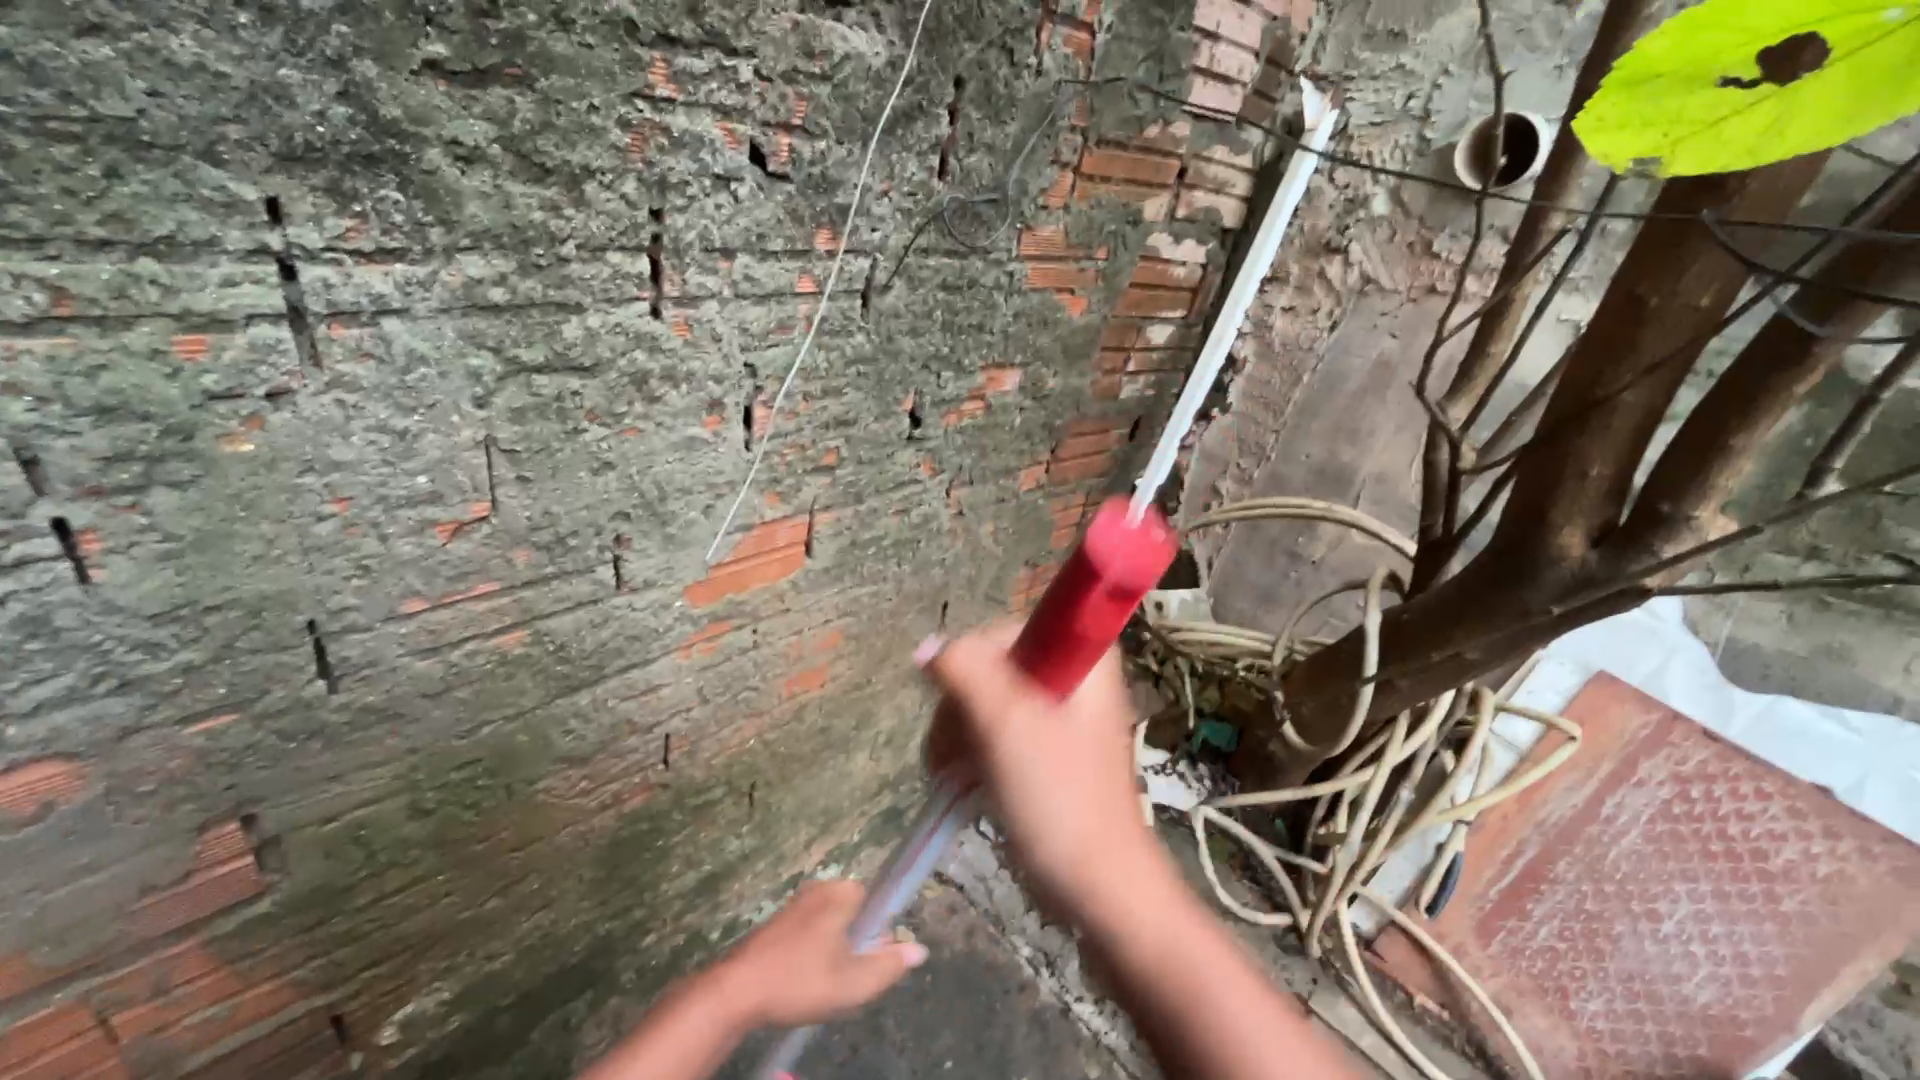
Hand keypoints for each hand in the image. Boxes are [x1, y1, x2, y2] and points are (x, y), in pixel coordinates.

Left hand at [716, 879, 926, 1028]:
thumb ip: (890, 965)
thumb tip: (919, 949)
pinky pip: (809, 931)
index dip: (878, 931)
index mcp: (840, 894)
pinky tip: (804, 980)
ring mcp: (794, 904)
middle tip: (848, 976)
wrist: (736, 992)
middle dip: (856, 942)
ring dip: (834, 950)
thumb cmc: (800, 982)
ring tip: (826, 982)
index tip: (870, 959)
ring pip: (830, 924)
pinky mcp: (776, 922)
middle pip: (854, 912)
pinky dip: (812, 951)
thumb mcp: (854, 983)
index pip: (876, 900)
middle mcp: (818, 889)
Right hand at [919, 624, 1164, 907]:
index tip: (963, 707)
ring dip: (958, 734)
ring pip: (987, 701)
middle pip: (991, 666)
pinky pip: (996, 732)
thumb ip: (965, 670)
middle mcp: (1072, 676)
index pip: (1004, 631)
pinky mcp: (1046, 752)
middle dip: (961, 706)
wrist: (1096, 884)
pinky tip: (958, 780)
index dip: (974, 665)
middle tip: (948, 751)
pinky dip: (972, 751)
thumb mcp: (1006, 722)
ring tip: (947, 774)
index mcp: (1081, 657)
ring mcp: (1059, 717)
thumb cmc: (1058, 797)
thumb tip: (926, 647)